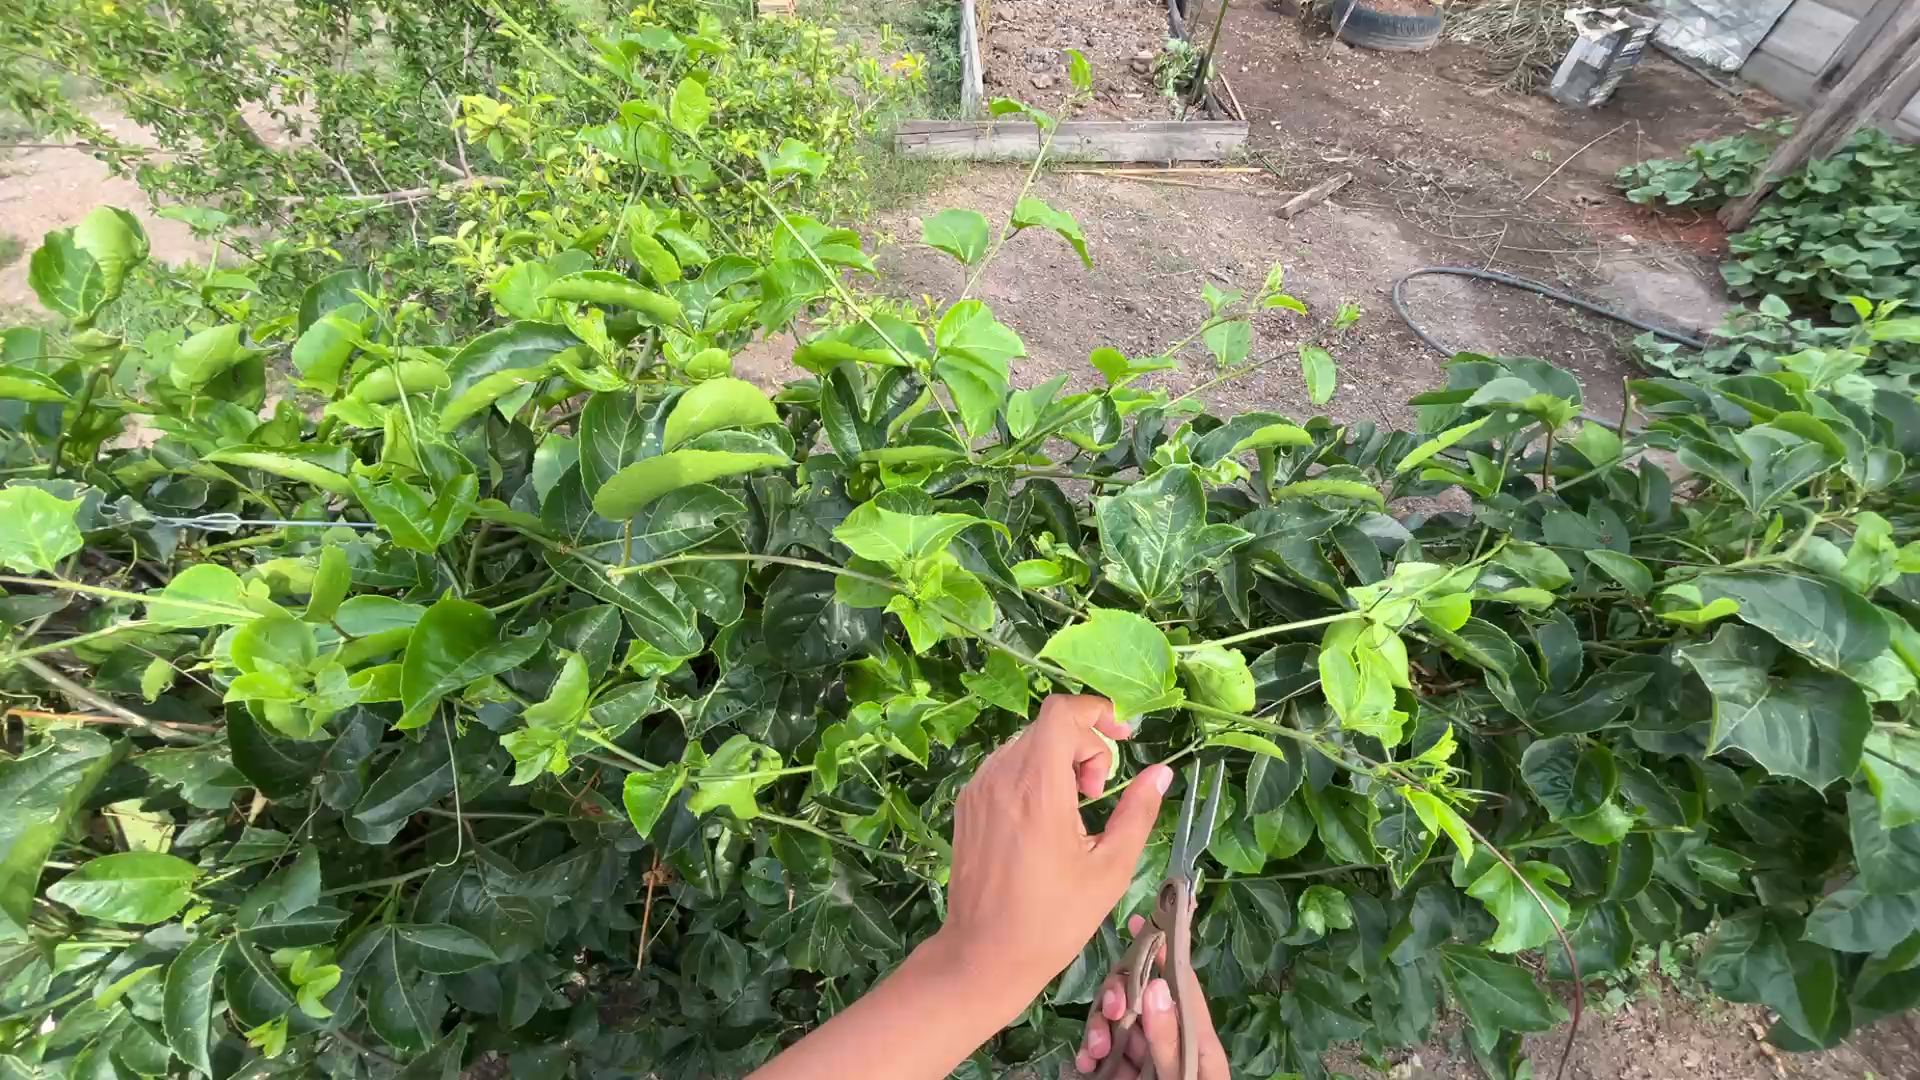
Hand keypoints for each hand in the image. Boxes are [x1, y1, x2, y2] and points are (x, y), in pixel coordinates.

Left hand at [937, 694, 1171, 1002]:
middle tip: (1096, 792)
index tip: (1122, 738)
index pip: (1062, 712)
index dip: (1097, 712)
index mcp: (1037, 786)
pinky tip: (1042, 816)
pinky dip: (1032, 772)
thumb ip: (1137, 811)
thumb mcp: (1110, 868)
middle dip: (1084, 745)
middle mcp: (1002, 774)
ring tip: (1072, 807)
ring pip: (1027, 742)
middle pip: (1049, 726)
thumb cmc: (1054, 918)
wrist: (984, 953)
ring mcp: (979, 785)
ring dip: (1058, 758)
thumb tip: (1161, 771)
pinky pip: (1006, 763)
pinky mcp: (967, 799)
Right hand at [1075, 915, 1229, 1078]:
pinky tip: (1086, 1059)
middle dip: (1120, 994)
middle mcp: (1170, 1044)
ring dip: (1101, 1024)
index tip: (1143, 919)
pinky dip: (1093, 1048)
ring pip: (1118, 1020)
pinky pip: (1106, 1049)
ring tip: (1094, 1045)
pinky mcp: (1124, 1075)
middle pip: (1142, 996)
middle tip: (1111, 1008)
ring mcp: (1145, 1060)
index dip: (1165, 949)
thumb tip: (1154, 984)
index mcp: (1197, 1043)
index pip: (1181, 984)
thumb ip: (1170, 1043)